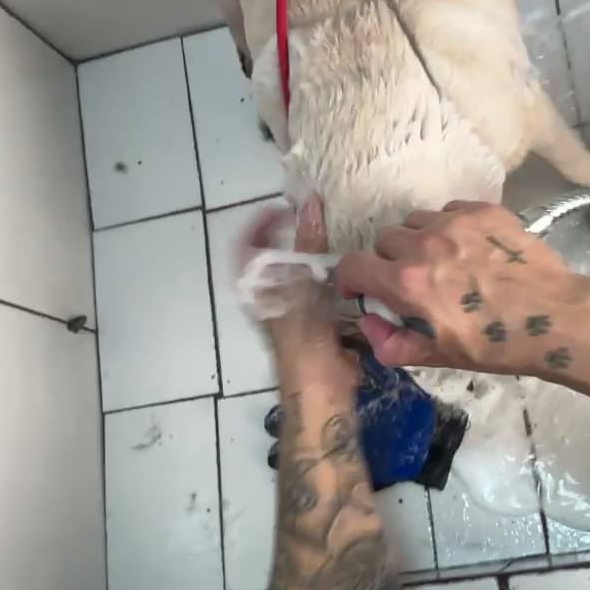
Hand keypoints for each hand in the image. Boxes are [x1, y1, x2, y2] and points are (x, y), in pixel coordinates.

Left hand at [237, 195, 340, 362]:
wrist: (320, 385)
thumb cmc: (304, 340)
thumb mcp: (305, 287)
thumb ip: (308, 245)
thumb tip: (310, 204)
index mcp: (255, 287)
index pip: (245, 244)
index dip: (260, 222)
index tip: (285, 208)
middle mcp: (268, 294)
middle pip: (270, 255)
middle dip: (289, 234)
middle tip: (312, 216)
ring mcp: (288, 306)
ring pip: (294, 269)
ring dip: (308, 252)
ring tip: (329, 234)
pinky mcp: (310, 317)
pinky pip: (316, 285)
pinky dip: (326, 272)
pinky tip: (344, 265)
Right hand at [332, 202, 589, 372]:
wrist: (554, 319)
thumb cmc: (495, 344)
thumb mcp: (438, 356)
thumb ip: (391, 343)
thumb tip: (370, 324)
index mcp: (406, 283)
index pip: (352, 265)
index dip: (351, 279)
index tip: (362, 289)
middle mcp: (424, 245)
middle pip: (384, 239)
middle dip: (390, 261)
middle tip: (415, 281)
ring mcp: (455, 224)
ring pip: (415, 221)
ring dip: (419, 240)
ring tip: (445, 263)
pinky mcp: (483, 211)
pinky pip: (448, 210)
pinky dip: (450, 227)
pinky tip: (470, 249)